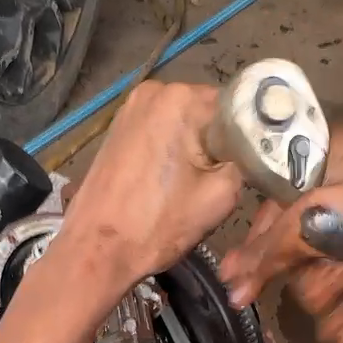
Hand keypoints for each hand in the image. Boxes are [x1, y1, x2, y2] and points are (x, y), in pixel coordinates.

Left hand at [48, 82, 244, 292]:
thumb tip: (245, 153)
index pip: (235, 107)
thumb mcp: (220, 196)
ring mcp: (128, 110)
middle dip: (215, 146)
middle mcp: (153, 91)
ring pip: (181, 128)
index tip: (245, 170)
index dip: (245, 139)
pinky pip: (157, 137)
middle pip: (205, 115)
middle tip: (212, 187)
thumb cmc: (157, 225)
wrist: (96, 251)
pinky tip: (163, 187)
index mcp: (181, 97)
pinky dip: (168, 158)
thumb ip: (245, 162)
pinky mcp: (115, 132)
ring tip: (185, 191)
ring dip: (191, 154)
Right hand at [218, 134, 342, 342]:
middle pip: (303, 255)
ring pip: (336, 286)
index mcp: (330, 164)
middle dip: (311, 284)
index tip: (234, 288)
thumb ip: (277, 244)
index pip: (273, 209)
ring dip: (335, 317)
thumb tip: (235, 279)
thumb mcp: (330, 214)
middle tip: (328, 289)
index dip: (255, 250)